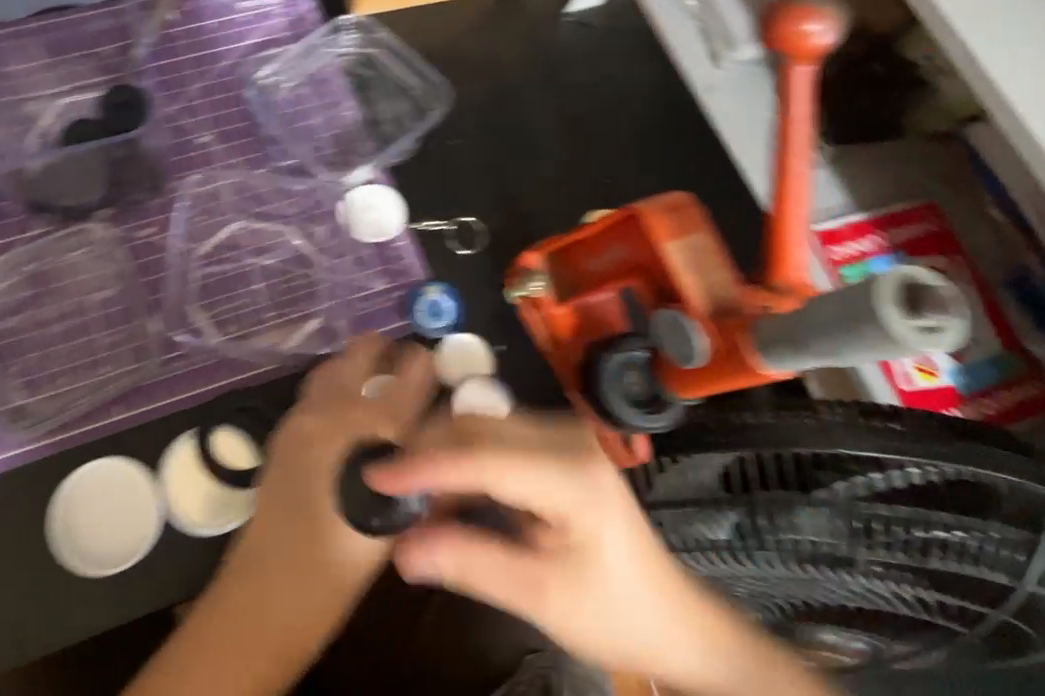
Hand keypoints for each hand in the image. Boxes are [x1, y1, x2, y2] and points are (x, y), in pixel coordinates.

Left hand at [219, 333, 437, 604]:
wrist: (277, 582)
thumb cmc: (351, 561)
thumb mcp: (404, 517)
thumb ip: (430, 473)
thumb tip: (449, 446)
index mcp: (379, 427)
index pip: (414, 372)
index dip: (427, 362)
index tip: (435, 364)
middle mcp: (341, 406)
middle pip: (364, 351)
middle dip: (386, 349)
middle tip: (401, 362)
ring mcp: (305, 413)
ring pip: (333, 366)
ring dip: (354, 366)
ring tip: (371, 382)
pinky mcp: (282, 429)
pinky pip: (312, 392)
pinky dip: (331, 388)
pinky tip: (341, 413)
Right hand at [365, 414, 820, 692]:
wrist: (670, 616)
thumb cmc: (612, 611)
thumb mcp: (539, 598)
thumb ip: (470, 563)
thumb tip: (400, 549)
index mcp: (572, 475)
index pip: (481, 456)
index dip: (423, 465)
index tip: (373, 475)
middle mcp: (568, 438)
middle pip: (476, 428)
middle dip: (426, 455)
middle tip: (383, 489)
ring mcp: (564, 436)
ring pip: (480, 428)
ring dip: (441, 458)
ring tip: (409, 499)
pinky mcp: (556, 444)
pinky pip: (494, 440)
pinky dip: (462, 465)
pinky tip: (444, 498)